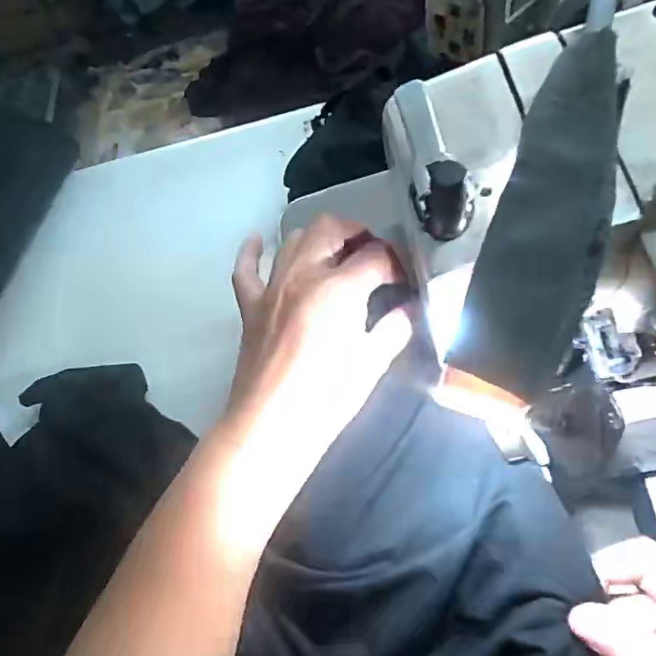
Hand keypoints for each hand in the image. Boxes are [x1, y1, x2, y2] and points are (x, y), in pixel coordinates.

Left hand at [225, 214, 412, 465]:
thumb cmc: (326, 399)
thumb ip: (394, 328)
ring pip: (294, 240)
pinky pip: (246, 268)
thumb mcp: (371, 363)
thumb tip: (409, 309)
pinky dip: (253, 252)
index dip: (396, 263)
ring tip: (336, 255)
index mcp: (339, 288)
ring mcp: (272, 288)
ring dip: (318, 239)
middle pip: (331, 229)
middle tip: (373, 255)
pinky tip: (259, 242)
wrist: (271, 426)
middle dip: (357, 234)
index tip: (404, 279)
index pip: (376, 256)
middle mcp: (303, 275)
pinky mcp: (250, 306)